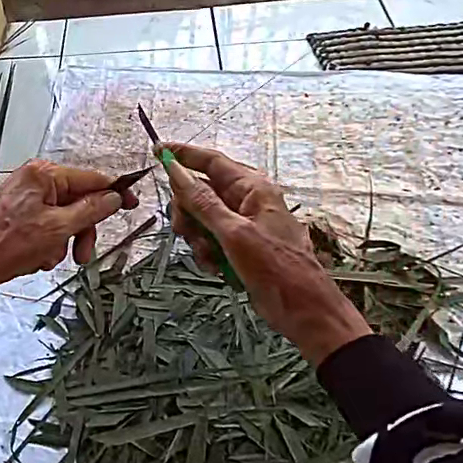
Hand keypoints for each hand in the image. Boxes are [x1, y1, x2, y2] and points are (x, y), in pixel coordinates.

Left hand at [0, 160, 137, 334]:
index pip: (91, 179)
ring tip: (49, 258)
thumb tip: (113, 198)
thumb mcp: (58, 228)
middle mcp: (34, 180)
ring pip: (62, 218)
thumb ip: (90, 210)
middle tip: (82, 253)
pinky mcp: (17, 215)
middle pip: (78, 201)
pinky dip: (47, 244)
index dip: (114, 194)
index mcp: (44, 174)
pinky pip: (46, 227)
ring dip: (63, 241)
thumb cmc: (3, 244)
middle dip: (81, 230)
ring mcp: (24, 197)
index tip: (131, 203)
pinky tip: (35, 257)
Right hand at [161, 143, 370, 364]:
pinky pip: (208, 240)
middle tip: (187, 231)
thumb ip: (202, 202)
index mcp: (253, 189)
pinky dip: (206, 253)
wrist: (304, 311)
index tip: (158, 151)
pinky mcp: (238, 246)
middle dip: (188, 212)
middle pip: (200, 192)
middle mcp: (247, 202)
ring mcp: (242, 225)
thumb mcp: (234, 234)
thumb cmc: (280, 271)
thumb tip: (177, 172)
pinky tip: (216, 267)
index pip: (211, 161)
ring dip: (197, 238)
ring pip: (200, 219)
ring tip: (210, 256)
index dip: (183, 155)